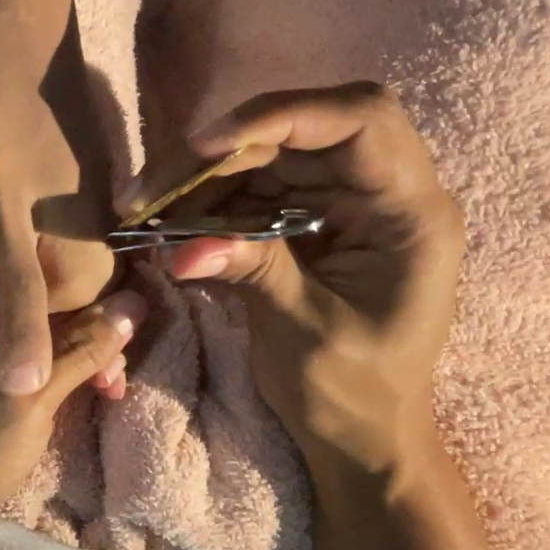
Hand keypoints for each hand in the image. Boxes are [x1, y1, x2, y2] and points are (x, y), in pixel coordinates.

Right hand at [152, 83, 464, 468]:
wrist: (360, 432)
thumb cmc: (353, 390)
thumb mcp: (303, 332)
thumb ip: (254, 273)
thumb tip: (180, 248)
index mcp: (409, 211)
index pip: (358, 121)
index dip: (280, 117)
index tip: (203, 147)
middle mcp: (378, 193)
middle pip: (295, 133)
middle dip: (214, 154)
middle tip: (145, 190)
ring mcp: (337, 205)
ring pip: (261, 159)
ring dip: (195, 180)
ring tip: (140, 211)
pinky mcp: (301, 223)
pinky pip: (246, 194)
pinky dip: (200, 206)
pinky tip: (162, 227)